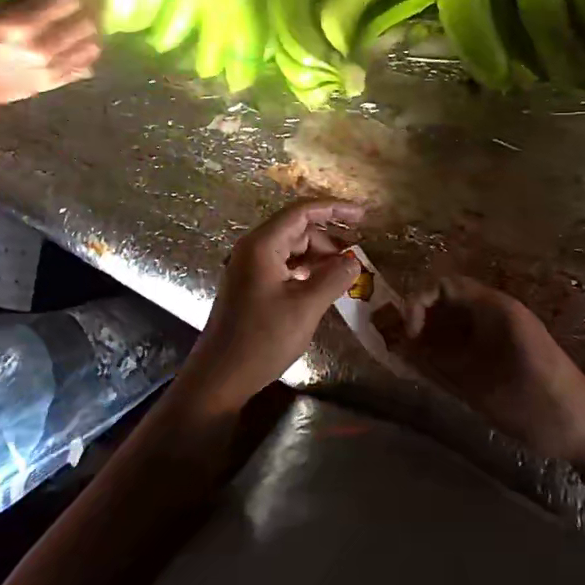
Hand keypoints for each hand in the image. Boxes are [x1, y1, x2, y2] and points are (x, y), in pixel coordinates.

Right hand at [0, 0, 101, 110]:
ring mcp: (53, 67)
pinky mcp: (57, 82)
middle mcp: (43, 46)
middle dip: (97, 6)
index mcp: (23, 25)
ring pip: (92, 45)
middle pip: (88, 22)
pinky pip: (87, 65)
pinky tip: (89, 41)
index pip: (69, 1)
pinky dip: (92, 51)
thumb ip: (24, 3)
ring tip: (96, 17)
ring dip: (98, 29)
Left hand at [179, 199, 364, 412]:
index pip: (302, 212)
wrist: (221, 376)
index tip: (363, 215)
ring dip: (320, 255)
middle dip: (330, 237)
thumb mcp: (306, 307)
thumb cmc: (262, 339)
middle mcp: (253, 249)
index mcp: (262, 245)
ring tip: (346, 271)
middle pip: (297, 228)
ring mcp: (250, 268)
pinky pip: (284, 265)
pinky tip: (323, 284)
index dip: (334, 208)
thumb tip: (355, 259)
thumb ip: (334, 277)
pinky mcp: (251, 286)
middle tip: (358, 253)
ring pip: (292, 248)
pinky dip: (307, 269)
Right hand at [375, 277, 584, 460]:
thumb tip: (400, 343)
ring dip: (424, 340)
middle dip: (415, 321)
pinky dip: (438, 356)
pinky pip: (458, 347)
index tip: (408, 333)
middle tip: (393, 349)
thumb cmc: (539, 403)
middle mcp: (492, 317)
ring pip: (448, 326)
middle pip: (443, 304)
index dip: (419, 302)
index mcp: (496, 310)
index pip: (445, 286)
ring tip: (403, 362)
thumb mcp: (484, 386)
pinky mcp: (495, 361)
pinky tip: (425, 374)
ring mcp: (494, 339)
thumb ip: (440, 363)